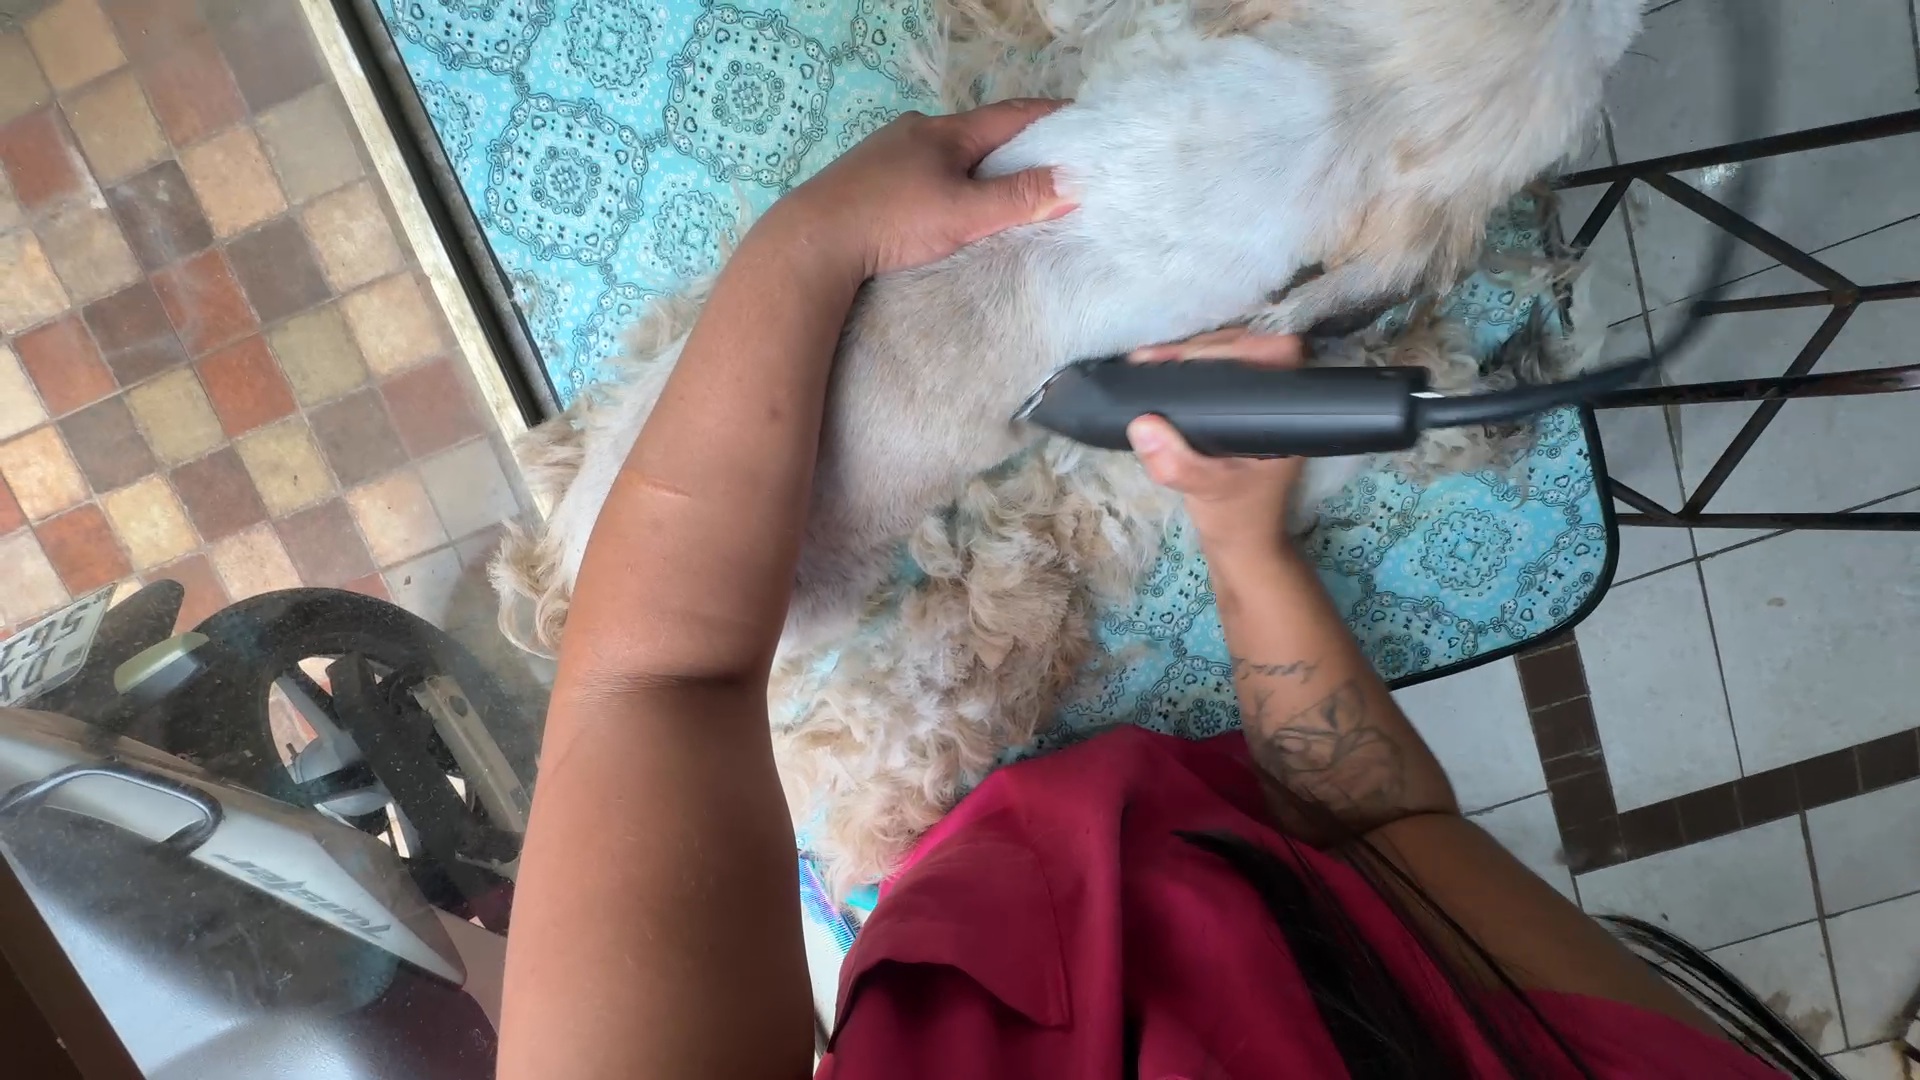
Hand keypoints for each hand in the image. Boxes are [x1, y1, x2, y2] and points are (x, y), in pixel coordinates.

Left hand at [773, 100, 1077, 279]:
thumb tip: (1072, 184)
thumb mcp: (963, 213)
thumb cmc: (893, 220)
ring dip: (976, 164)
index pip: (1011, 116)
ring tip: (998, 186)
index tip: (1080, 124)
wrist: (817, 239)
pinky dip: (946, 179)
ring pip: (946, 152)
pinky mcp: (869, 177)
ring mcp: (888, 152)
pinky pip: (922, 170)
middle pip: (978, 132)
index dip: (1049, 118)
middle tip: (1046, 162)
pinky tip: (944, 199)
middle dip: (1013, 145)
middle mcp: (917, 131)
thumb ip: (1017, 200)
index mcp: (947, 132)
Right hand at [1125, 328, 1308, 564]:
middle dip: (1201, 348)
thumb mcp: (1205, 490)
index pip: (1274, 354)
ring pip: (1230, 359)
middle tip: (1156, 358)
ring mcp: (1257, 406)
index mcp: (1285, 413)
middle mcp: (1277, 401)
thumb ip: (1177, 463)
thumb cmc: (1235, 516)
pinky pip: (1218, 377)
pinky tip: (1162, 371)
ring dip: (1192, 355)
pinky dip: (1190, 370)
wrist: (1240, 542)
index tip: (1186, 359)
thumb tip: (1141, 424)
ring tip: (1152, 361)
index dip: (1233, 348)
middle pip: (1247, 348)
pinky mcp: (1238, 413)